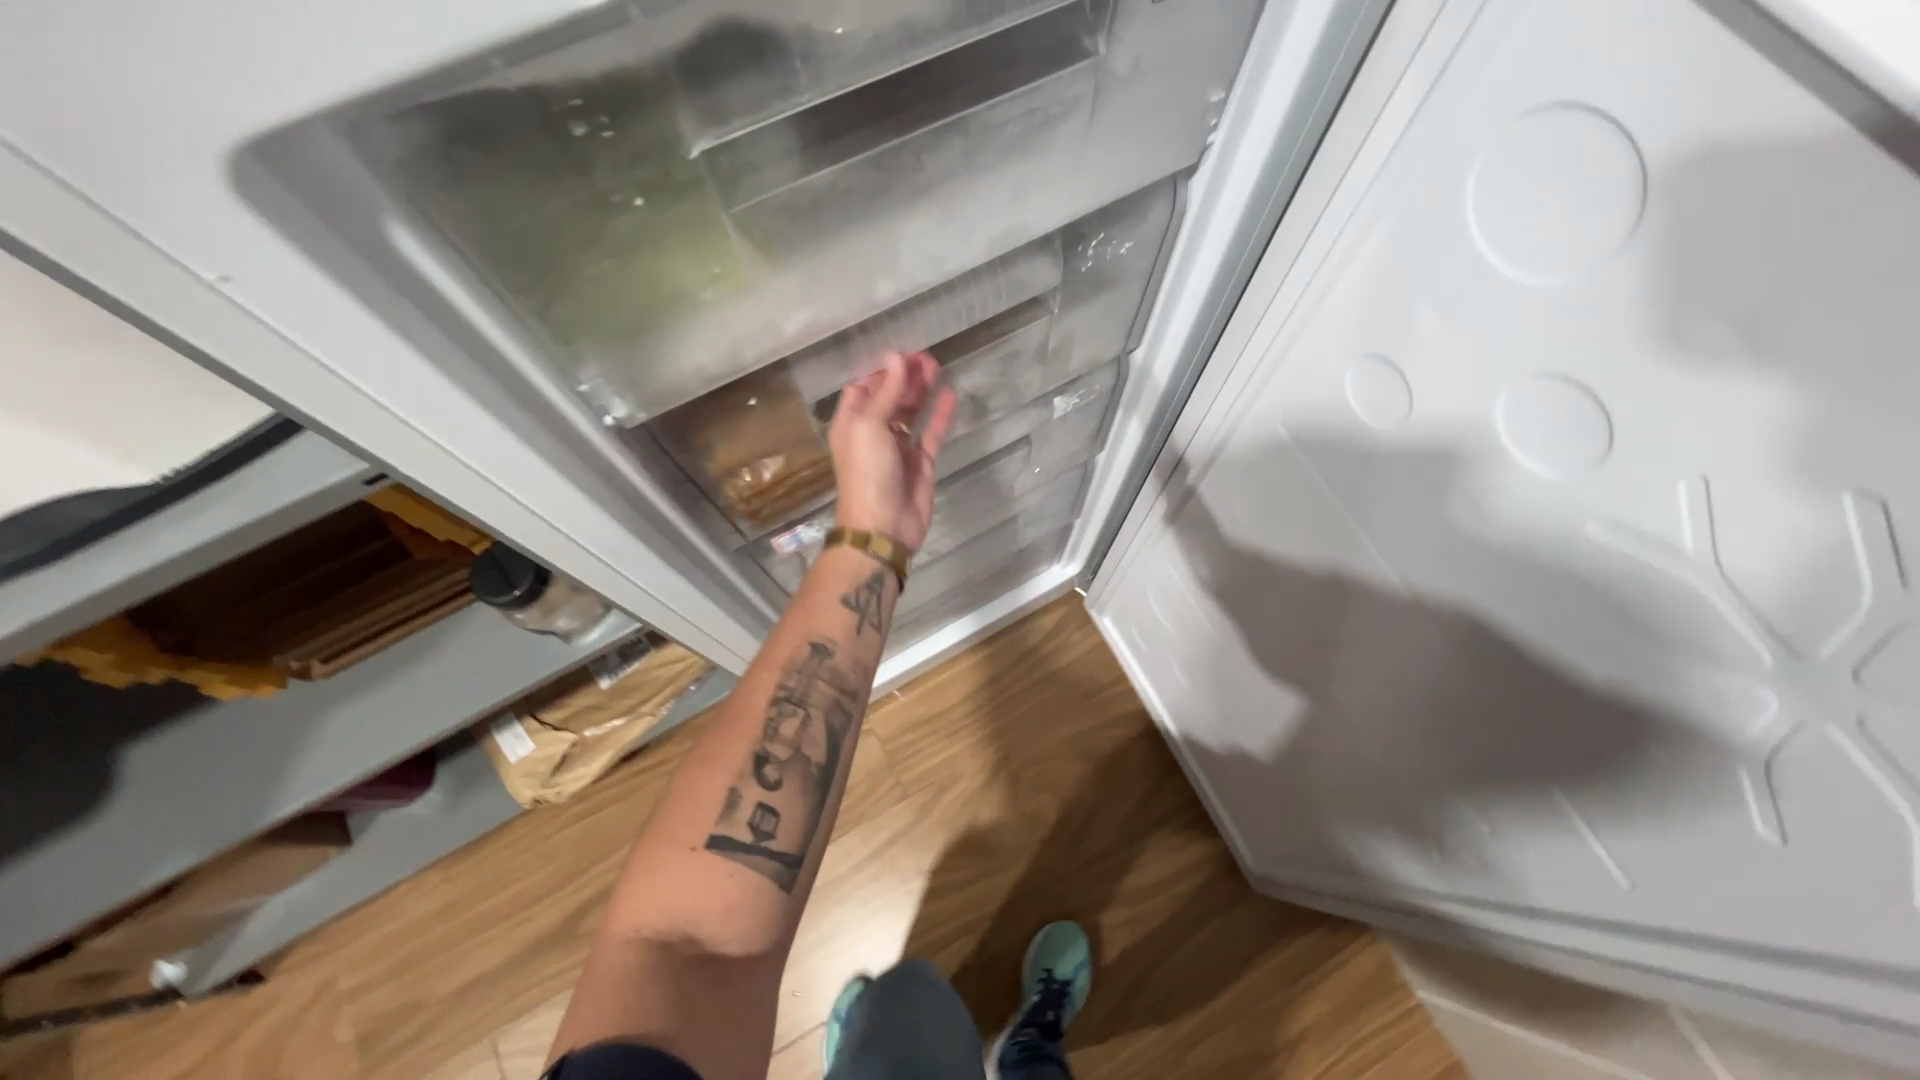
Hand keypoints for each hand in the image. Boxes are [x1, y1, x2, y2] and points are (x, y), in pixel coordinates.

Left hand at [828, 351, 956, 553]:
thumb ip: (886, 391)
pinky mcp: (921, 464)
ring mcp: (898, 449)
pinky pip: (932, 433)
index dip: (881, 370)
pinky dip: (940, 415)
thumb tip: (896, 357)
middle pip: (889, 397)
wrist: (883, 527)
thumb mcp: (870, 426)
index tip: (903, 355)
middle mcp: (873, 434)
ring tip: (938, 366)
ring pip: (911, 412)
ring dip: (922, 390)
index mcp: (851, 424)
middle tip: (927, 357)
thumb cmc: (867, 473)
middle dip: (905, 377)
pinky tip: (950, 394)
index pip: (863, 388)